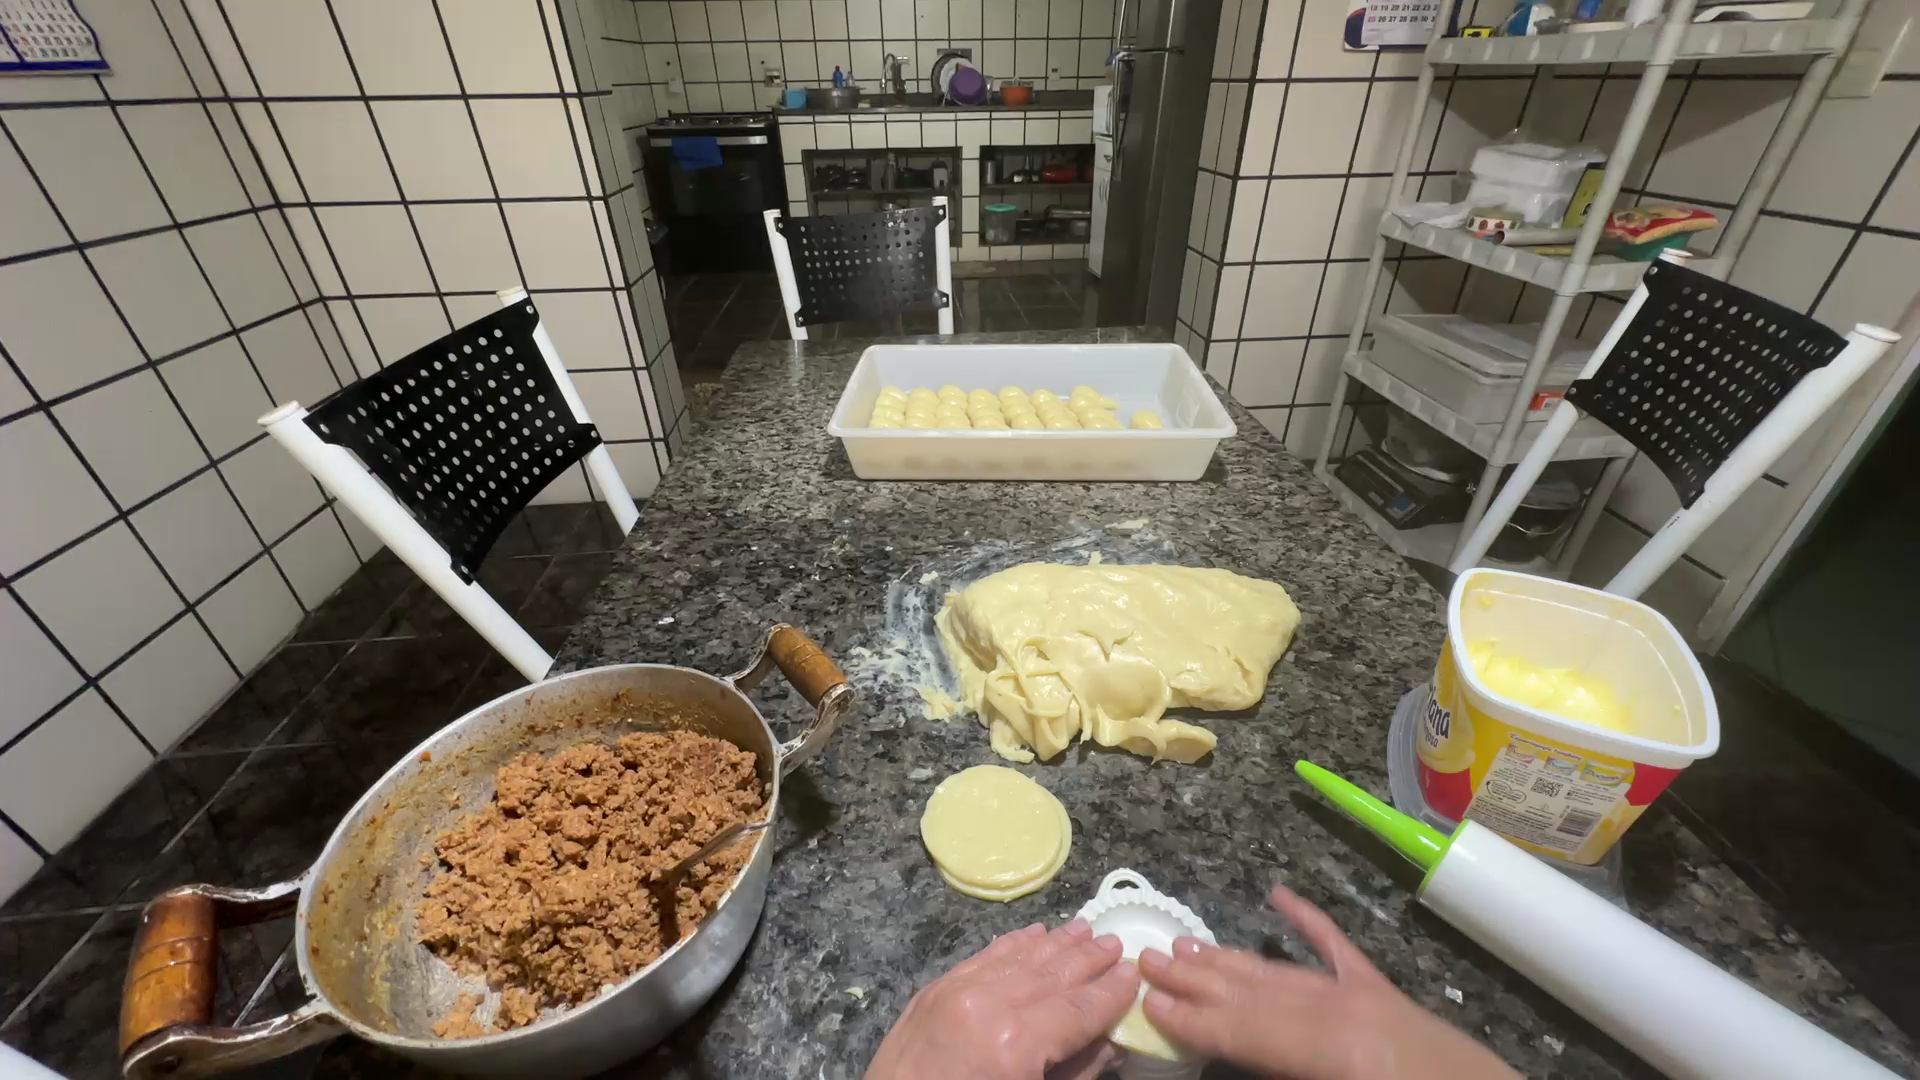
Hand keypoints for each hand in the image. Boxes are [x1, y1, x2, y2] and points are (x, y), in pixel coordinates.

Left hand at [866, 918, 1141, 1079]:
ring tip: (1085, 928)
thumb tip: (1111, 1040)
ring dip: (1056, 942)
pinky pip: (985, 955)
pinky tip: (1036, 932)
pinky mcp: (937, 987)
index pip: (1076, 1009)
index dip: (1109, 992)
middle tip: (1115, 942)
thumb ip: (1076, 1073)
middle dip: (1087, 958)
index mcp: (1014, 1045)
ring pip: (1019, 956)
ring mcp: (958, 990)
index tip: (1134, 972)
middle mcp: (988, 1005)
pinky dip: (1014, 943)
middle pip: (1050, 974)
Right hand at [1139, 886, 1517, 1079]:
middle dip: (1197, 978)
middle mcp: (1341, 1013)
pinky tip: (1279, 894)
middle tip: (1147, 958)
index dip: (1194, 1017)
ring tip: (1186, 943)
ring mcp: (1365, 996)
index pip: (1246, 1031)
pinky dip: (1307, 920)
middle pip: (1254, 992)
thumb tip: (1233, 1058)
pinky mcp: (1386, 993)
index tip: (1149, 999)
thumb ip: (1280, 1074)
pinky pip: (1338, 949)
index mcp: (1333, 1054)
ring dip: (1231, 958)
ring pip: (1282, 970)